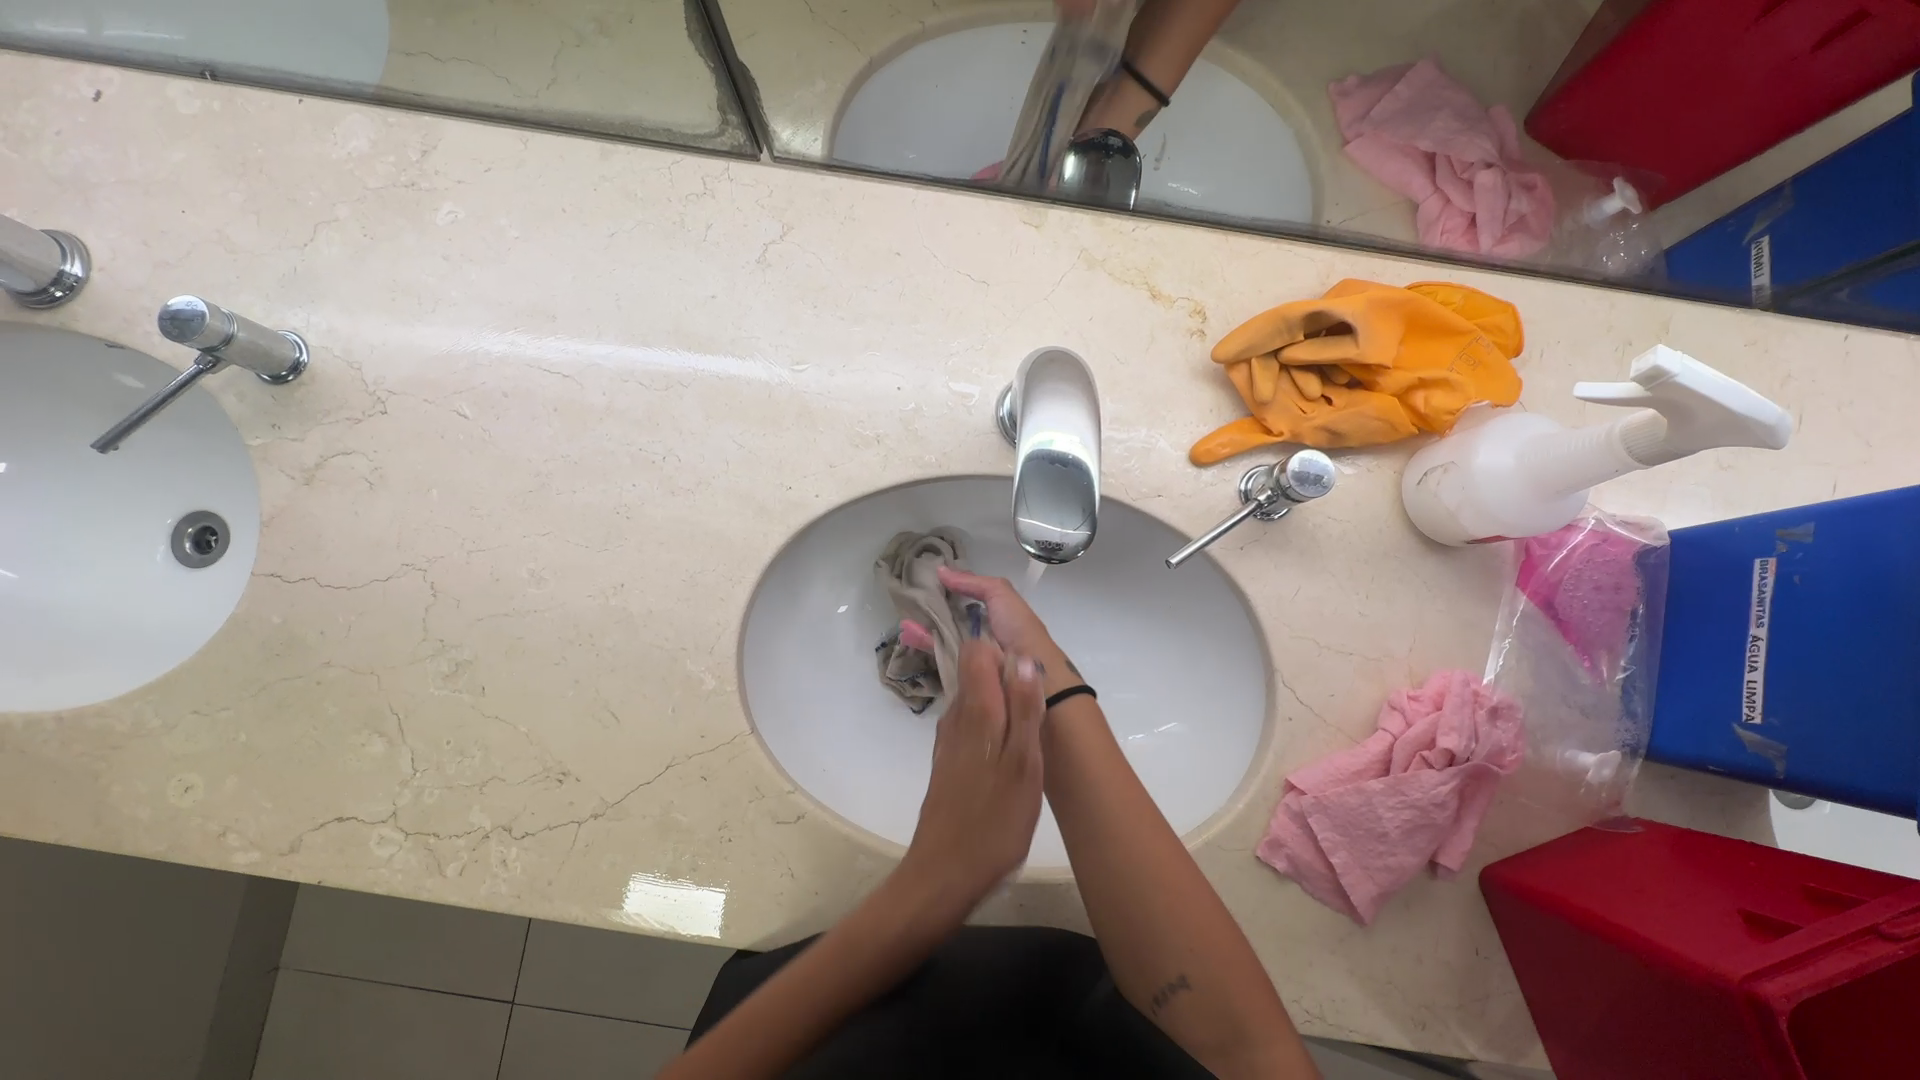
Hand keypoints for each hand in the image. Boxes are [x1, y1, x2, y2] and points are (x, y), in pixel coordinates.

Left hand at [899, 637, 1046, 906]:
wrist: (945, 874)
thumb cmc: (994, 822)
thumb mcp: (1024, 764)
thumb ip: (1024, 709)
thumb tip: (1023, 658)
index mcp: (975, 711)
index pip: (976, 650)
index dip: (1003, 652)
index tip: (1031, 676)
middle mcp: (955, 718)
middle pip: (977, 674)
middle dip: (1009, 680)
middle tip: (1041, 713)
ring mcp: (949, 742)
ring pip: (976, 702)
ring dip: (1004, 708)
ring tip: (1033, 738)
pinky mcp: (950, 764)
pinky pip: (973, 727)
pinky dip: (994, 731)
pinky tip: (1012, 760)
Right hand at [900, 567, 1081, 697]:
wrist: (1033, 678)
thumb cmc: (1019, 632)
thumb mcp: (1002, 596)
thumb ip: (973, 583)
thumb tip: (941, 570)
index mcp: (993, 619)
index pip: (963, 605)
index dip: (944, 596)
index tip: (922, 589)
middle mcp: (981, 638)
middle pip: (949, 624)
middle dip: (929, 615)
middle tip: (906, 606)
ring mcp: (971, 659)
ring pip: (942, 642)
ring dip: (923, 632)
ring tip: (903, 623)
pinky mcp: (962, 679)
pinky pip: (940, 661)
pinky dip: (925, 649)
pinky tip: (909, 639)